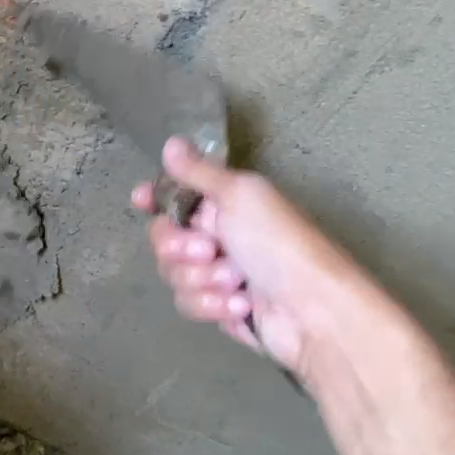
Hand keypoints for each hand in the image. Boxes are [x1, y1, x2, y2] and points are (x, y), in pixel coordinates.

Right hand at [131, 137, 361, 376]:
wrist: (313, 312)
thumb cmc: (278, 245)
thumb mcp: (240, 195)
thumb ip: (198, 172)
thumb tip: (171, 143)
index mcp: (224, 205)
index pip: (174, 195)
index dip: (153, 197)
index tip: (141, 200)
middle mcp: (217, 236)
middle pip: (162, 237)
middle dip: (179, 248)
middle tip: (208, 250)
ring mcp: (216, 274)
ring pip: (172, 274)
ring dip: (202, 279)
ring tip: (237, 283)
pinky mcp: (218, 309)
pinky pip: (188, 303)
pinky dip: (212, 305)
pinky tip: (242, 306)